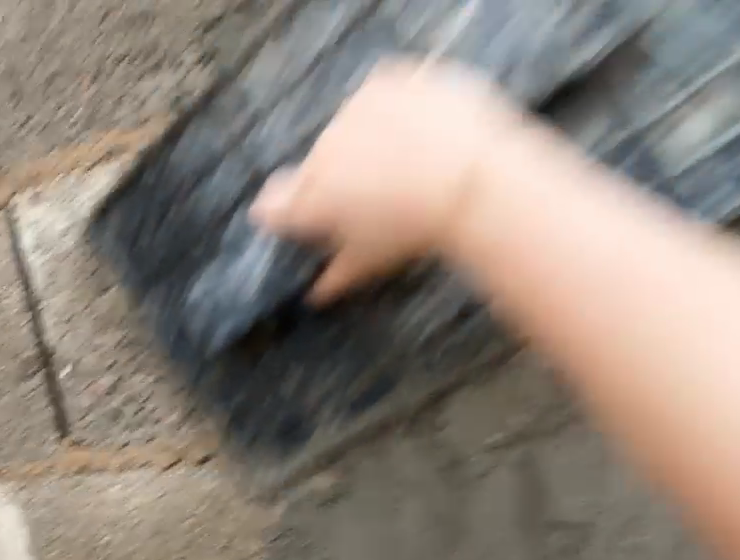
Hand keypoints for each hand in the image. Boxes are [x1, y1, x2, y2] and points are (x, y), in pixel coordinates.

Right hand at [249, 61, 527, 304]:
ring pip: (344, 131)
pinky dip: (389, 112)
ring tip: (401, 162)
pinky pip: (377, 98)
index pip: (269, 207)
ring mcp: (350, 114)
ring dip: (362, 143)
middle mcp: (319, 155)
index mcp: (308, 202)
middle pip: (313, 166)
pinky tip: (414, 133)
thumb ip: (333, 278)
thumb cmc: (414, 231)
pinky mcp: (382, 83)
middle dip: (333, 178)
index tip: (295, 217)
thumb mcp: (369, 263)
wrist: (470, 181)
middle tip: (369, 194)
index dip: (280, 213)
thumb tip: (315, 296)